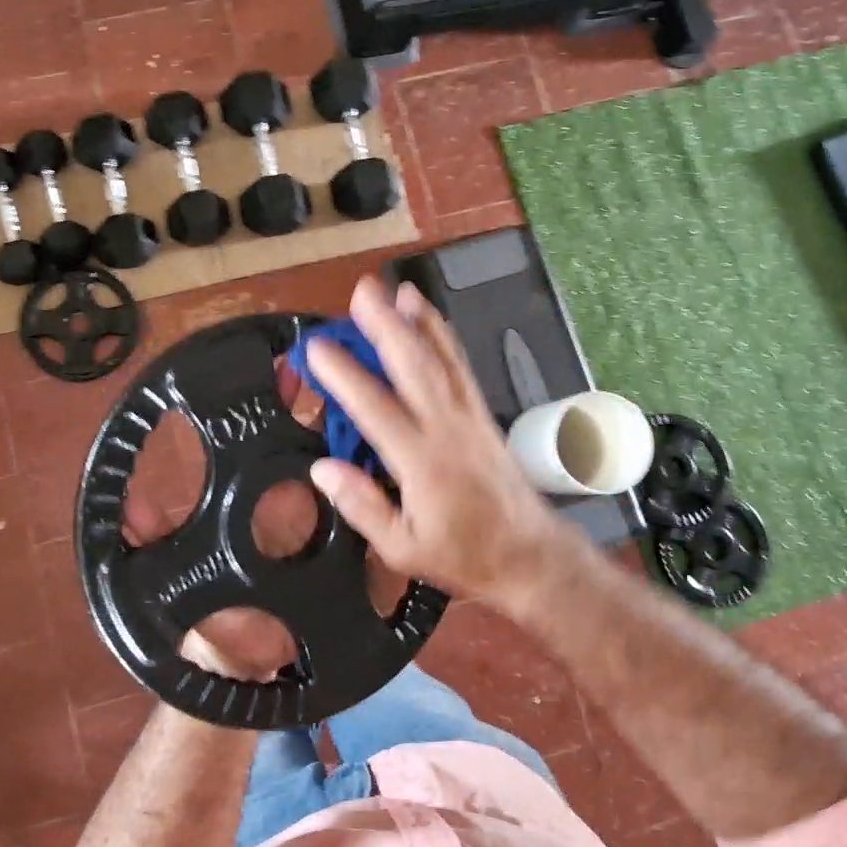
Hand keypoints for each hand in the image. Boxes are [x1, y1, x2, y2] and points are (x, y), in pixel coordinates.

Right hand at [307, 278, 583, 608]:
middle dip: (387, 326)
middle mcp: (448, 429)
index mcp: (422, 463)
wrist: (530, 557)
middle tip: (363, 291)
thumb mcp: (402, 549)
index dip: (345, 376)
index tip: (316, 348)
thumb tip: (322, 469)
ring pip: (443, 360)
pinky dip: (444, 339)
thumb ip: (362, 507)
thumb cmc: (463, 557)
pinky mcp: (483, 416)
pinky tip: (431, 321)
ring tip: (400, 290)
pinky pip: (461, 369)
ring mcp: (470, 418)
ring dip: (420, 322)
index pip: (377, 410)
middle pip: (416, 367)